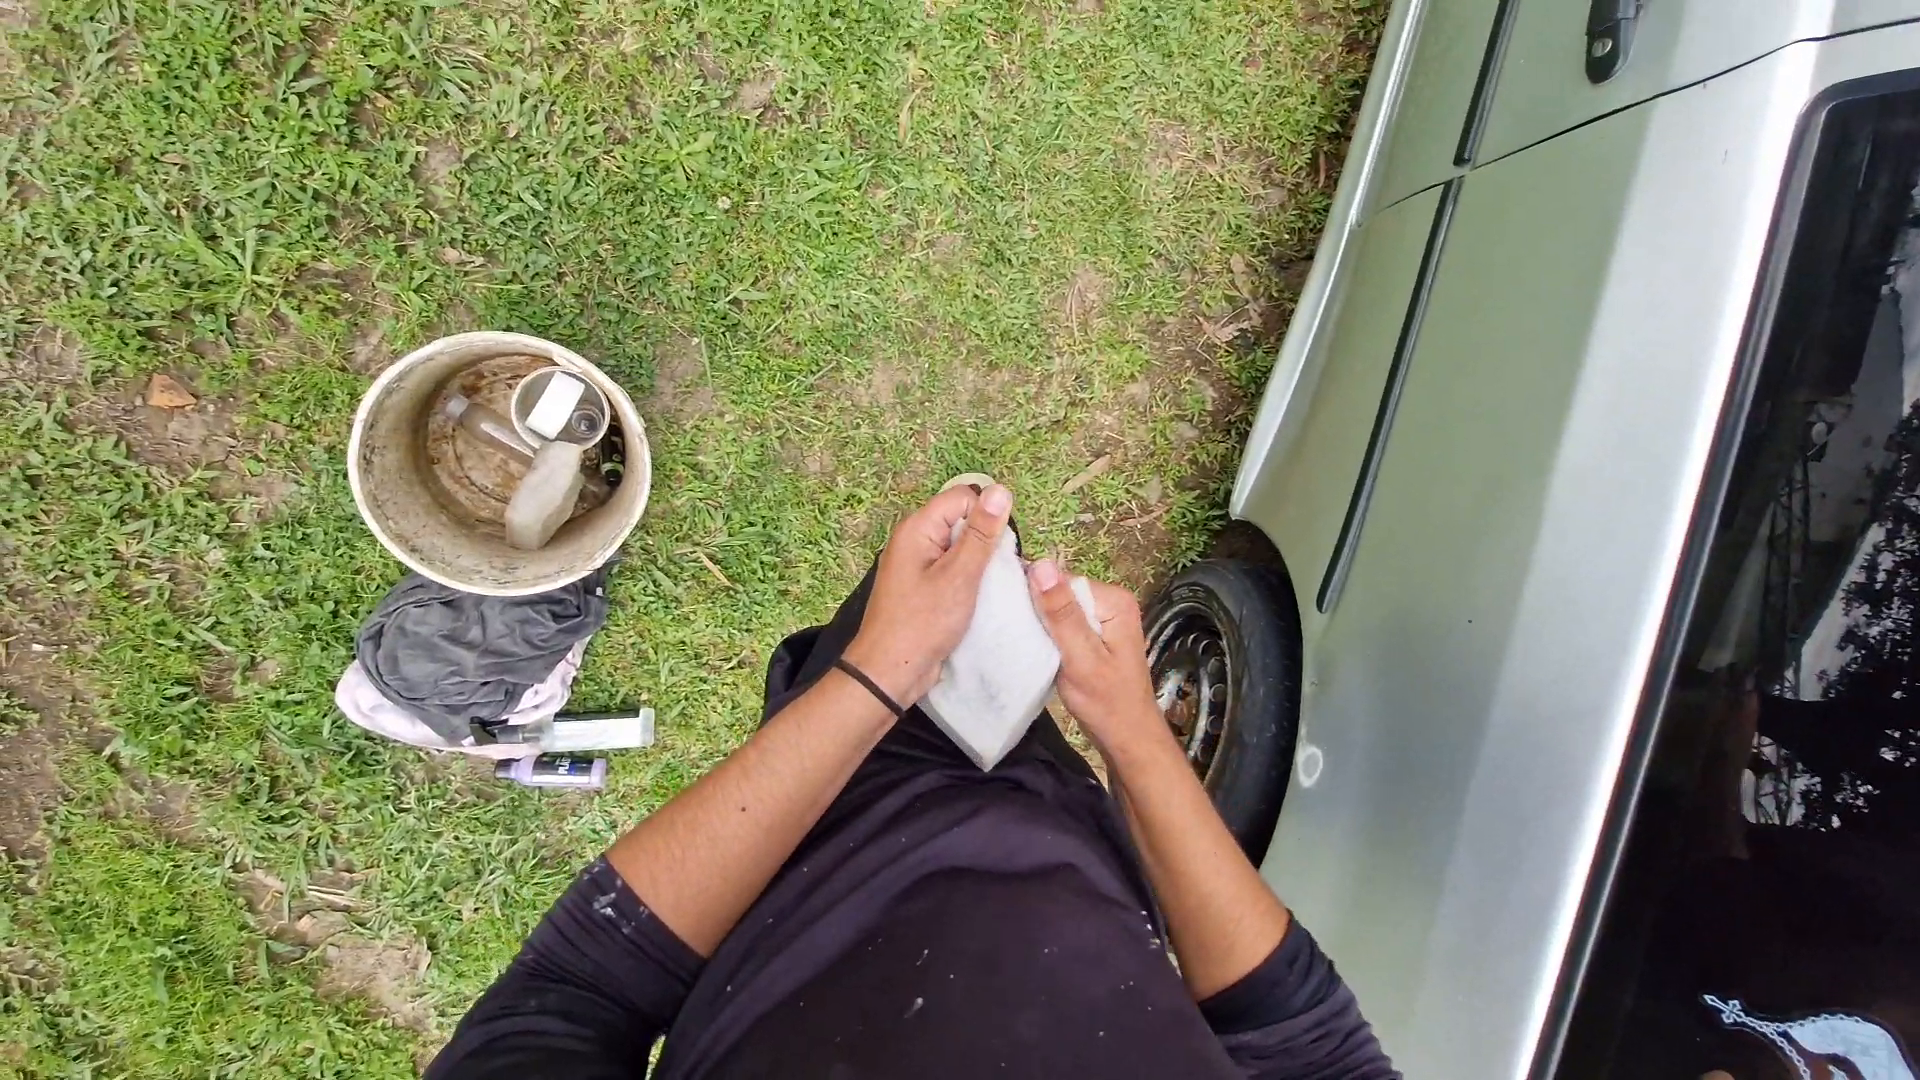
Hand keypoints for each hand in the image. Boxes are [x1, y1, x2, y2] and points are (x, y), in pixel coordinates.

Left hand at [842, 483, 1013, 706]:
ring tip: (992, 586)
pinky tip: (982, 598)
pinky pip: (953, 570)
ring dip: (980, 563)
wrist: (890, 672)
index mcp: (917, 529)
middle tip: (997, 571)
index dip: (988, 515)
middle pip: (962, 521)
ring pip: (961, 548)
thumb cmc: (923, 623)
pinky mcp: (924, 587)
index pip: (963, 497)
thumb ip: (981, 534)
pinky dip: (970, 579)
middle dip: (986, 540)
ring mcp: (918, 565)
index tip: (1000, 548)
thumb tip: (1001, 491)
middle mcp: (915, 540)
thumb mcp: (959, 576)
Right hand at [1026, 559, 1167, 755]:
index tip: (1015, 619)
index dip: (1035, 597)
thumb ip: (1062, 613)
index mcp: (1113, 600)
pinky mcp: (1093, 634)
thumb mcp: (1080, 657)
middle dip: (1038, 612)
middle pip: (1059, 592)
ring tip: (1026, 643)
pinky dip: (1049, 636)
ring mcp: (1103, 618)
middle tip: (1019, 636)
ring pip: (1058, 609)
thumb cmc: (1106, 702)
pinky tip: (1038, 650)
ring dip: (1041, 626)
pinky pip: (1063, 624)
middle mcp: (1111, 601)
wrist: (1126, 738)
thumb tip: (1041, 564)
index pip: (1061, 580)